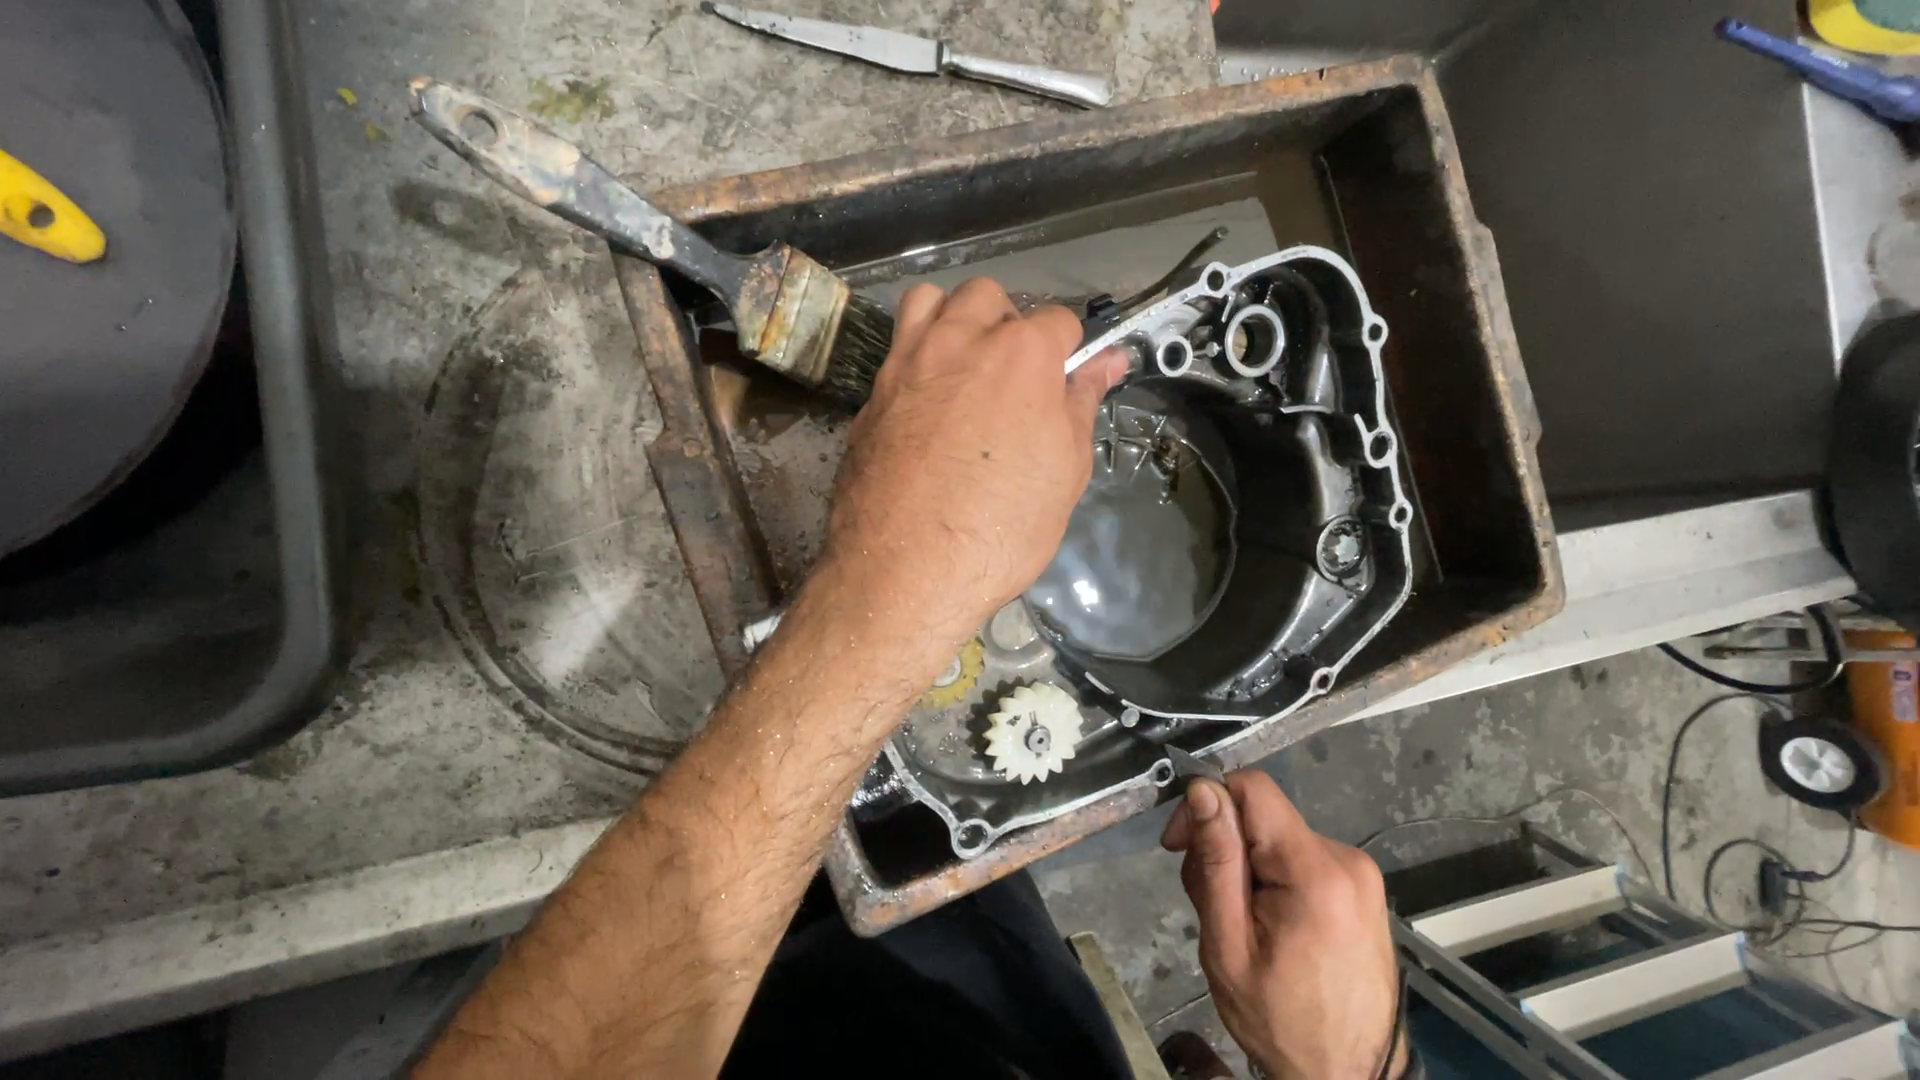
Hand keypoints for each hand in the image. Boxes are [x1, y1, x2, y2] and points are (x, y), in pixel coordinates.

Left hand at [821, 278, 1127, 642]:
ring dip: (955, 320)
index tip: (1065, 382)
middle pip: (987, 298)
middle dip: (1007, 324)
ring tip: (966, 368)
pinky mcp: (872, 394)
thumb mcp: (1065, 470)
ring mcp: (906, 363)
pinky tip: (928, 402)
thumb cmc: (1001, 528)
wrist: (905, 571)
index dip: (1068, 352)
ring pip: (931, 302)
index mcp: (1020, 354)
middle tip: (1014, 376)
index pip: (1057, 321)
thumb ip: (1082, 405)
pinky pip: (898, 349)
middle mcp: (959, 341)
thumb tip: (1108, 363)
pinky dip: (918, 356)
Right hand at [1161, 771, 1405, 1079]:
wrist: (1350, 1076)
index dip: (1206, 804)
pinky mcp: (1359, 888)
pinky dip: (1270, 879)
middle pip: (1260, 816)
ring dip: (1243, 868)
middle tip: (1210, 905)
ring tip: (1238, 922)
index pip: (1252, 788)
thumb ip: (1216, 861)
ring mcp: (1358, 873)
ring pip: (1274, 837)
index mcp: (1316, 871)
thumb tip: (1203, 790)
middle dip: (1222, 848)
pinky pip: (1298, 858)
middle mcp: (1345, 859)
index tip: (1181, 846)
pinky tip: (1265, 922)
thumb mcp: (1228, 943)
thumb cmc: (1280, 1018)